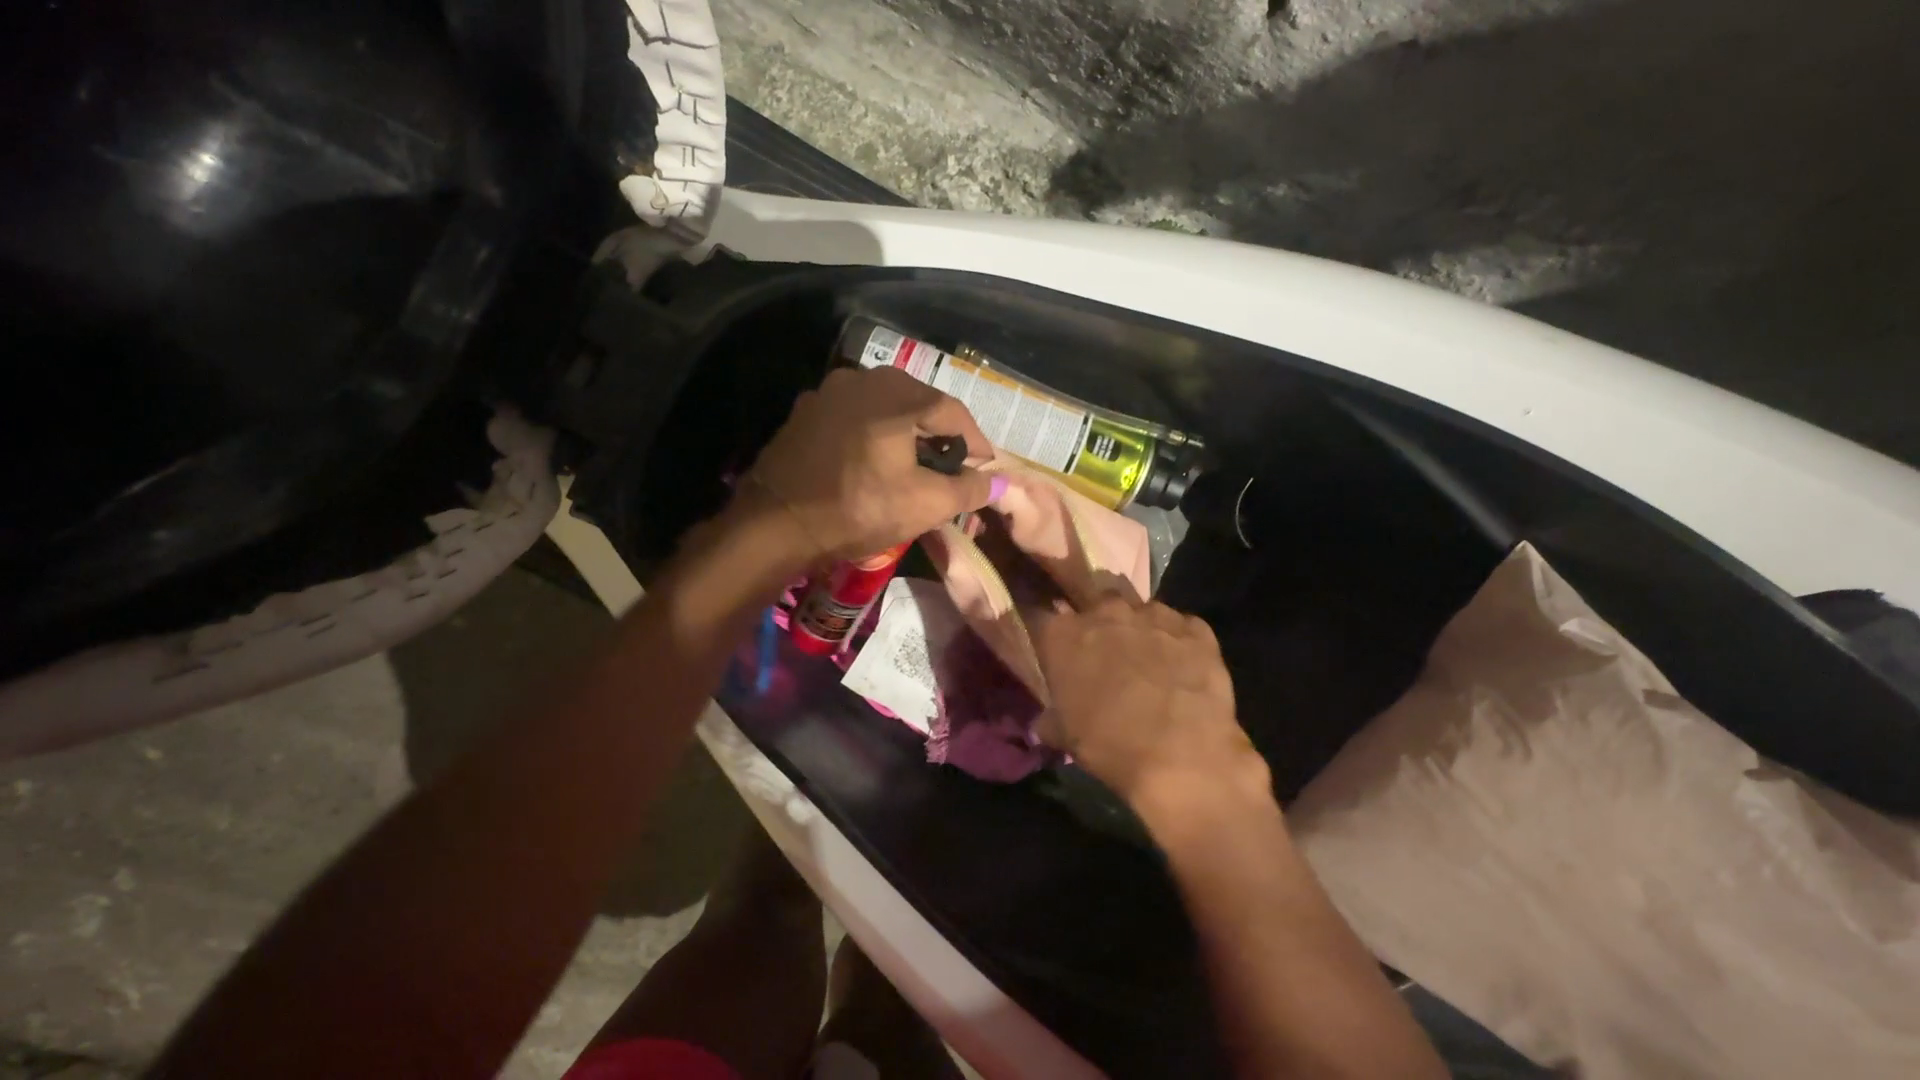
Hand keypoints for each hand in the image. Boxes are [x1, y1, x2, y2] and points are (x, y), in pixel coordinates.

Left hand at [743, 366, 993, 563]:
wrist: (776, 524)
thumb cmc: (859, 509)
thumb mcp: (925, 505)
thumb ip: (967, 489)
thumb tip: (995, 481)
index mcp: (897, 393)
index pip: (953, 411)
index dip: (974, 441)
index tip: (984, 466)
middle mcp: (863, 379)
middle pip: (917, 403)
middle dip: (939, 435)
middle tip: (952, 466)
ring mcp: (828, 393)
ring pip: (883, 408)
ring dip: (904, 433)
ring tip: (915, 466)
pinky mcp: (804, 413)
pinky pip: (853, 418)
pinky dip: (872, 435)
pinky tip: (873, 463)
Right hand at [1034, 596, 1269, 818]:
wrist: (1182, 754)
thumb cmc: (1109, 744)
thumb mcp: (1064, 735)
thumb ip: (1051, 717)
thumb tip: (1046, 721)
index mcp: (1064, 634)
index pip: (1039, 613)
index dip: (1044, 625)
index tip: (1050, 640)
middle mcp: (1106, 612)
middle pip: (1095, 599)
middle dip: (1097, 617)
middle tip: (1104, 648)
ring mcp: (1154, 615)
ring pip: (1141, 608)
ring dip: (1139, 627)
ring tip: (1147, 656)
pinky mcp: (1195, 628)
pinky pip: (1182, 626)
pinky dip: (1179, 640)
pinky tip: (1182, 665)